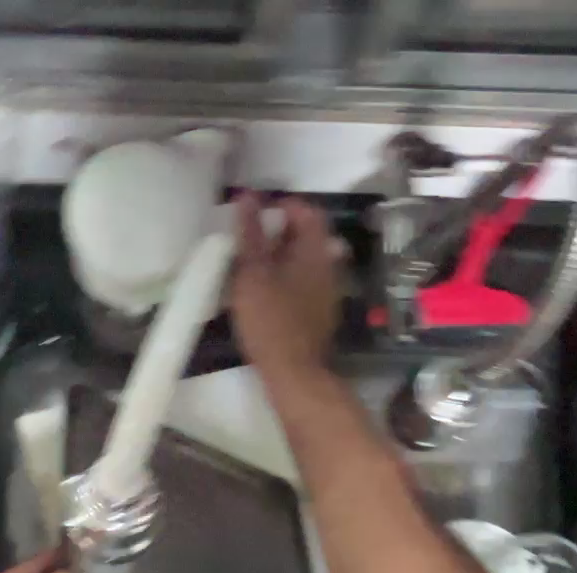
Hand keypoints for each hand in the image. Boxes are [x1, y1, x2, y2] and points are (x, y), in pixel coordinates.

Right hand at [229, 195, 343, 377]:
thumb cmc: (271, 320)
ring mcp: (329, 292)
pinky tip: (267, 295)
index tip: (254, 215)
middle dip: (279, 232)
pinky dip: (287, 280)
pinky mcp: (322, 314)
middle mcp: (329, 265)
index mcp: (315, 249)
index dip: (280, 206)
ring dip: (282, 258)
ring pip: (306, 262)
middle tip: (249, 241)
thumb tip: (248, 195)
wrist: (295, 373)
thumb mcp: (253, 273)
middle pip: (307, 236)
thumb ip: (251, 233)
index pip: (306, 210)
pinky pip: (305, 284)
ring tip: (254, 269)